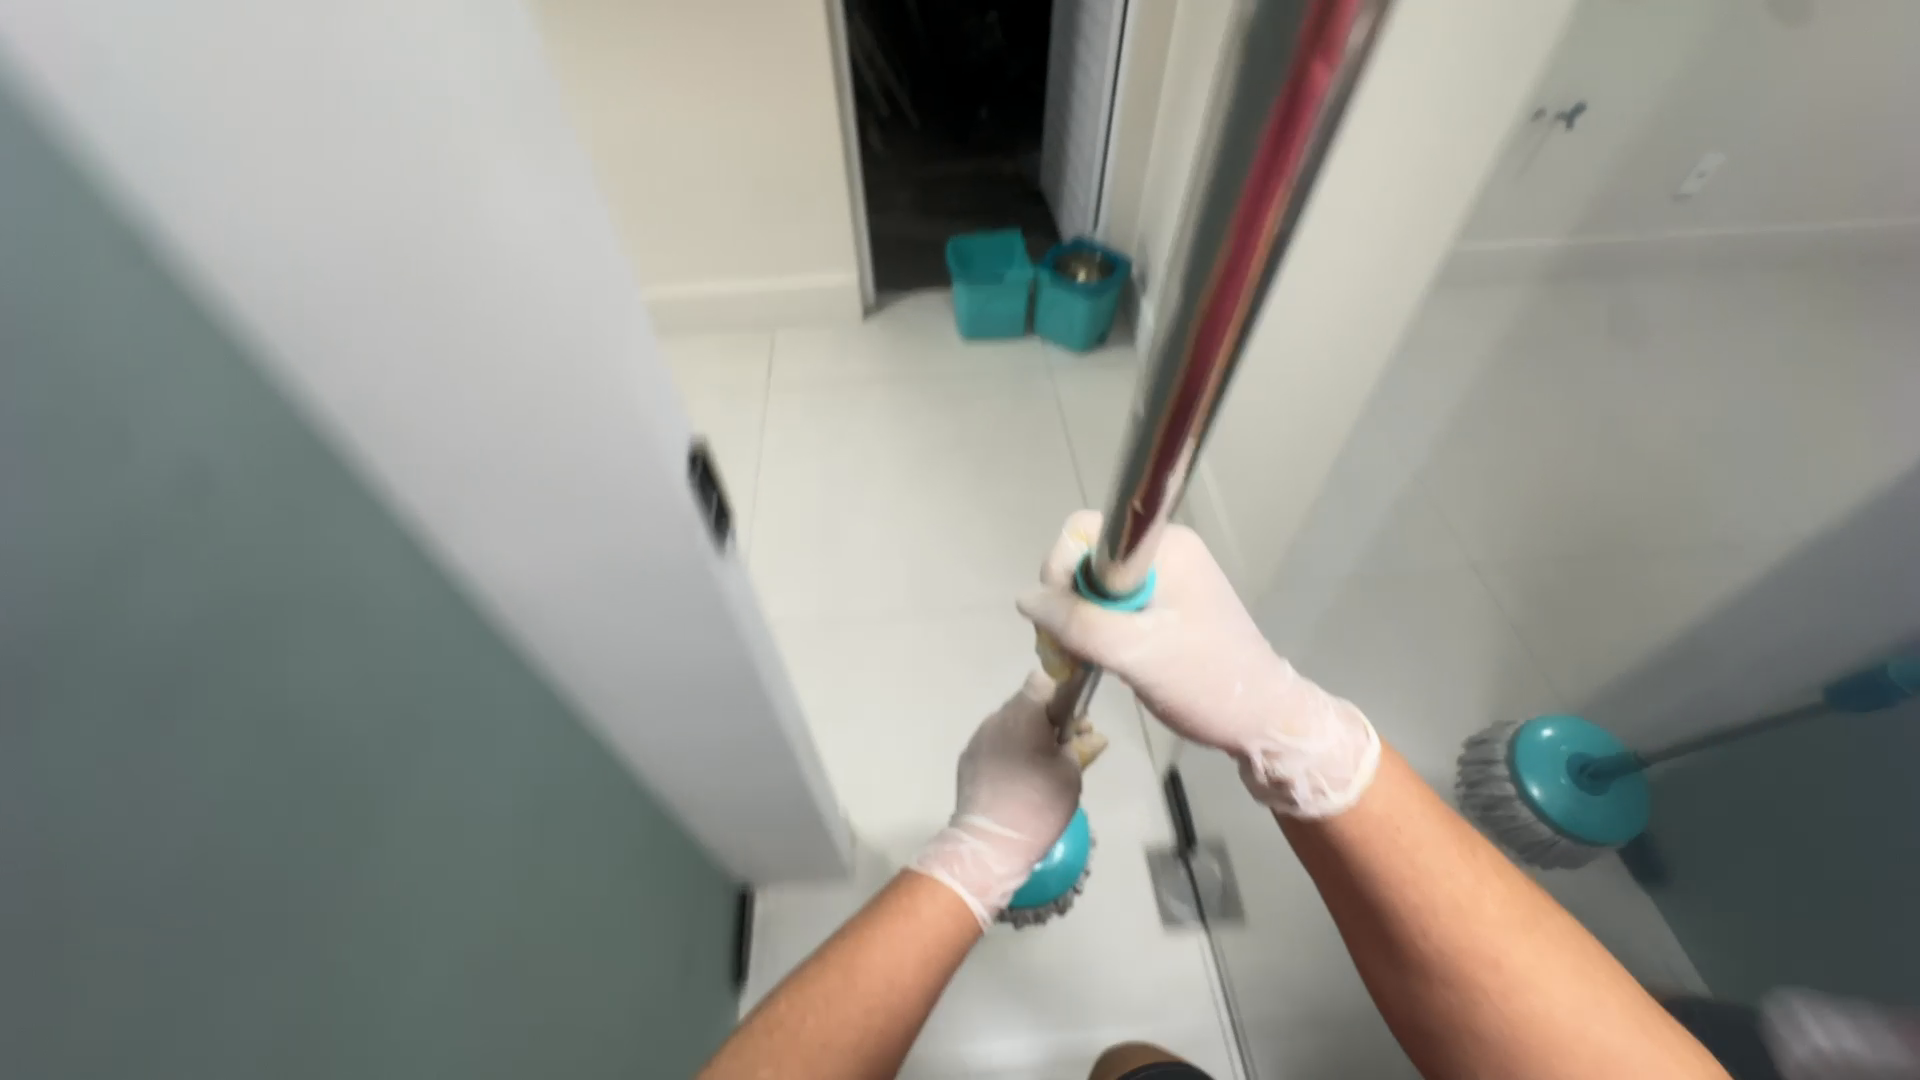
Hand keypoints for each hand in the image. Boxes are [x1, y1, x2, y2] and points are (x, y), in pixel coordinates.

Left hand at [909, 672, 1082, 928]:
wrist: (989, 843)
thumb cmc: (1037, 805)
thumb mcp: (1070, 776)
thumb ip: (1081, 747)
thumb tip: (1094, 735)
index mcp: (1023, 714)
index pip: (1044, 680)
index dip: (1062, 691)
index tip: (1075, 714)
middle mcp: (996, 717)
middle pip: (1027, 702)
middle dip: (1048, 717)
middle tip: (1069, 743)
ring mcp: (979, 738)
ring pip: (1010, 723)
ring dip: (1029, 734)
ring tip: (1045, 764)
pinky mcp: (968, 758)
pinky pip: (995, 742)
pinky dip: (1010, 750)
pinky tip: (1021, 775)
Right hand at [1017, 511, 1379, 817]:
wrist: (1262, 722)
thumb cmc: (1206, 682)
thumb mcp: (1135, 652)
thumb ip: (1077, 622)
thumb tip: (1024, 599)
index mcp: (1164, 548)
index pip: (1087, 530)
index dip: (1060, 567)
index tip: (1057, 616)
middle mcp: (1160, 554)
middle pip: (1084, 559)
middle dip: (1062, 604)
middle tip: (1060, 653)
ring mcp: (1160, 581)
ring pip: (1090, 587)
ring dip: (1071, 624)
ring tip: (1071, 664)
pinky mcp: (1157, 608)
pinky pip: (1105, 607)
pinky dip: (1088, 633)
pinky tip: (1086, 661)